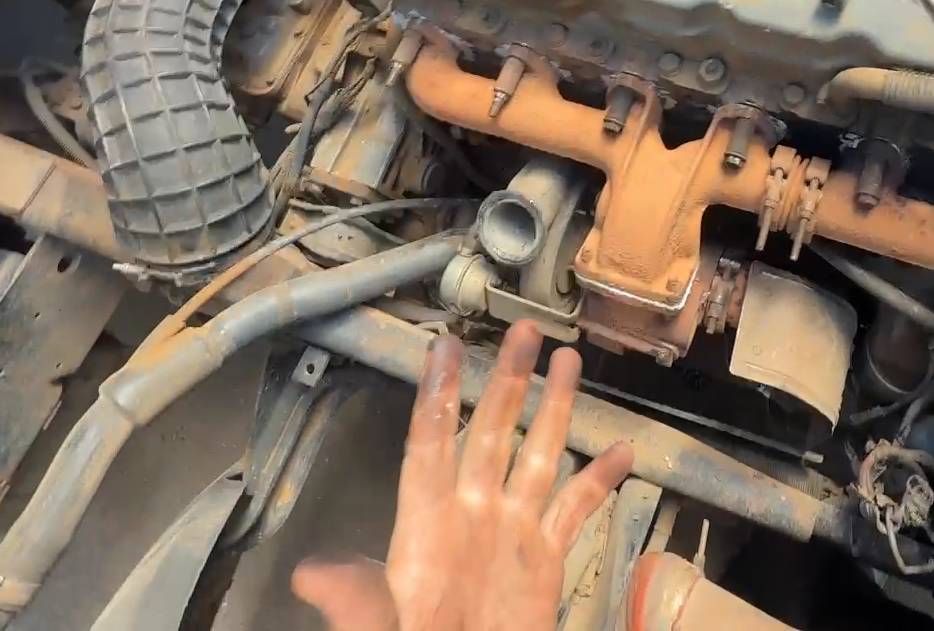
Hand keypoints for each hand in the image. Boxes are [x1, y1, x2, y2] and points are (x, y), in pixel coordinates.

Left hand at [292, 322, 634, 630]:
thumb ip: (361, 604)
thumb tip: (310, 572)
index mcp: (428, 528)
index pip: (431, 445)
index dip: (438, 394)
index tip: (444, 345)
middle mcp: (472, 513)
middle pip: (491, 430)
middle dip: (508, 378)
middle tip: (525, 330)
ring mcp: (511, 532)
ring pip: (538, 454)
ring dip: (554, 407)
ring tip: (569, 360)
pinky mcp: (544, 559)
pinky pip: (576, 510)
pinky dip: (599, 481)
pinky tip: (623, 452)